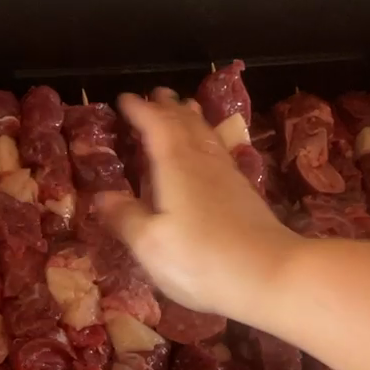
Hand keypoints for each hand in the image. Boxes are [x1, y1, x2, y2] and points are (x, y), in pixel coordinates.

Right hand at [101, 89, 307, 322]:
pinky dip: (206, 141)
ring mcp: (227, 176)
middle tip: (155, 95)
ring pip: (206, 135)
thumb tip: (102, 197)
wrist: (267, 275)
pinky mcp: (243, 194)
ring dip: (190, 119)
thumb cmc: (200, 261)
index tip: (124, 99)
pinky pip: (218, 152)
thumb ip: (126, 218)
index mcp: (176, 167)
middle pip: (185, 124)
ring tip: (183, 109)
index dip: (140, 111)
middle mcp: (203, 162)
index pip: (156, 127)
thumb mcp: (150, 245)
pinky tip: (208, 151)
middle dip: (168, 108)